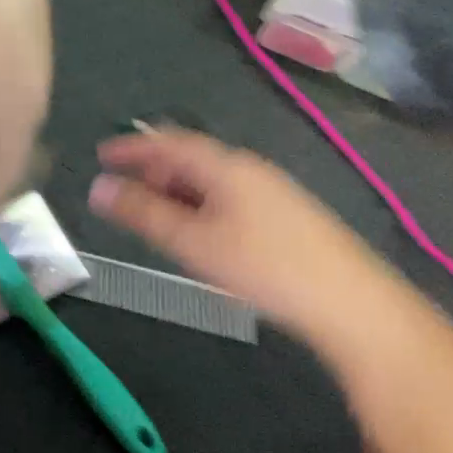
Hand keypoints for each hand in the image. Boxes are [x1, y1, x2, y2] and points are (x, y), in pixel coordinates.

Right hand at [88, 129, 387, 334]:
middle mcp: (252, 172)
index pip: (171, 143)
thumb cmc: (265, 268)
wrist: (356, 309)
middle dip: (153, 169)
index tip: (102, 154)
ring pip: (211, 181)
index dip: (134, 147)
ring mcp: (274, 194)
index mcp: (227, 169)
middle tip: (122, 188)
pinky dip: (199, 203)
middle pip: (192, 159)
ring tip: (151, 211)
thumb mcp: (190, 241)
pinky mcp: (288, 219)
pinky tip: (194, 229)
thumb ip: (141, 212)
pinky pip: (229, 197)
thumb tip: (96, 187)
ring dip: (175, 189)